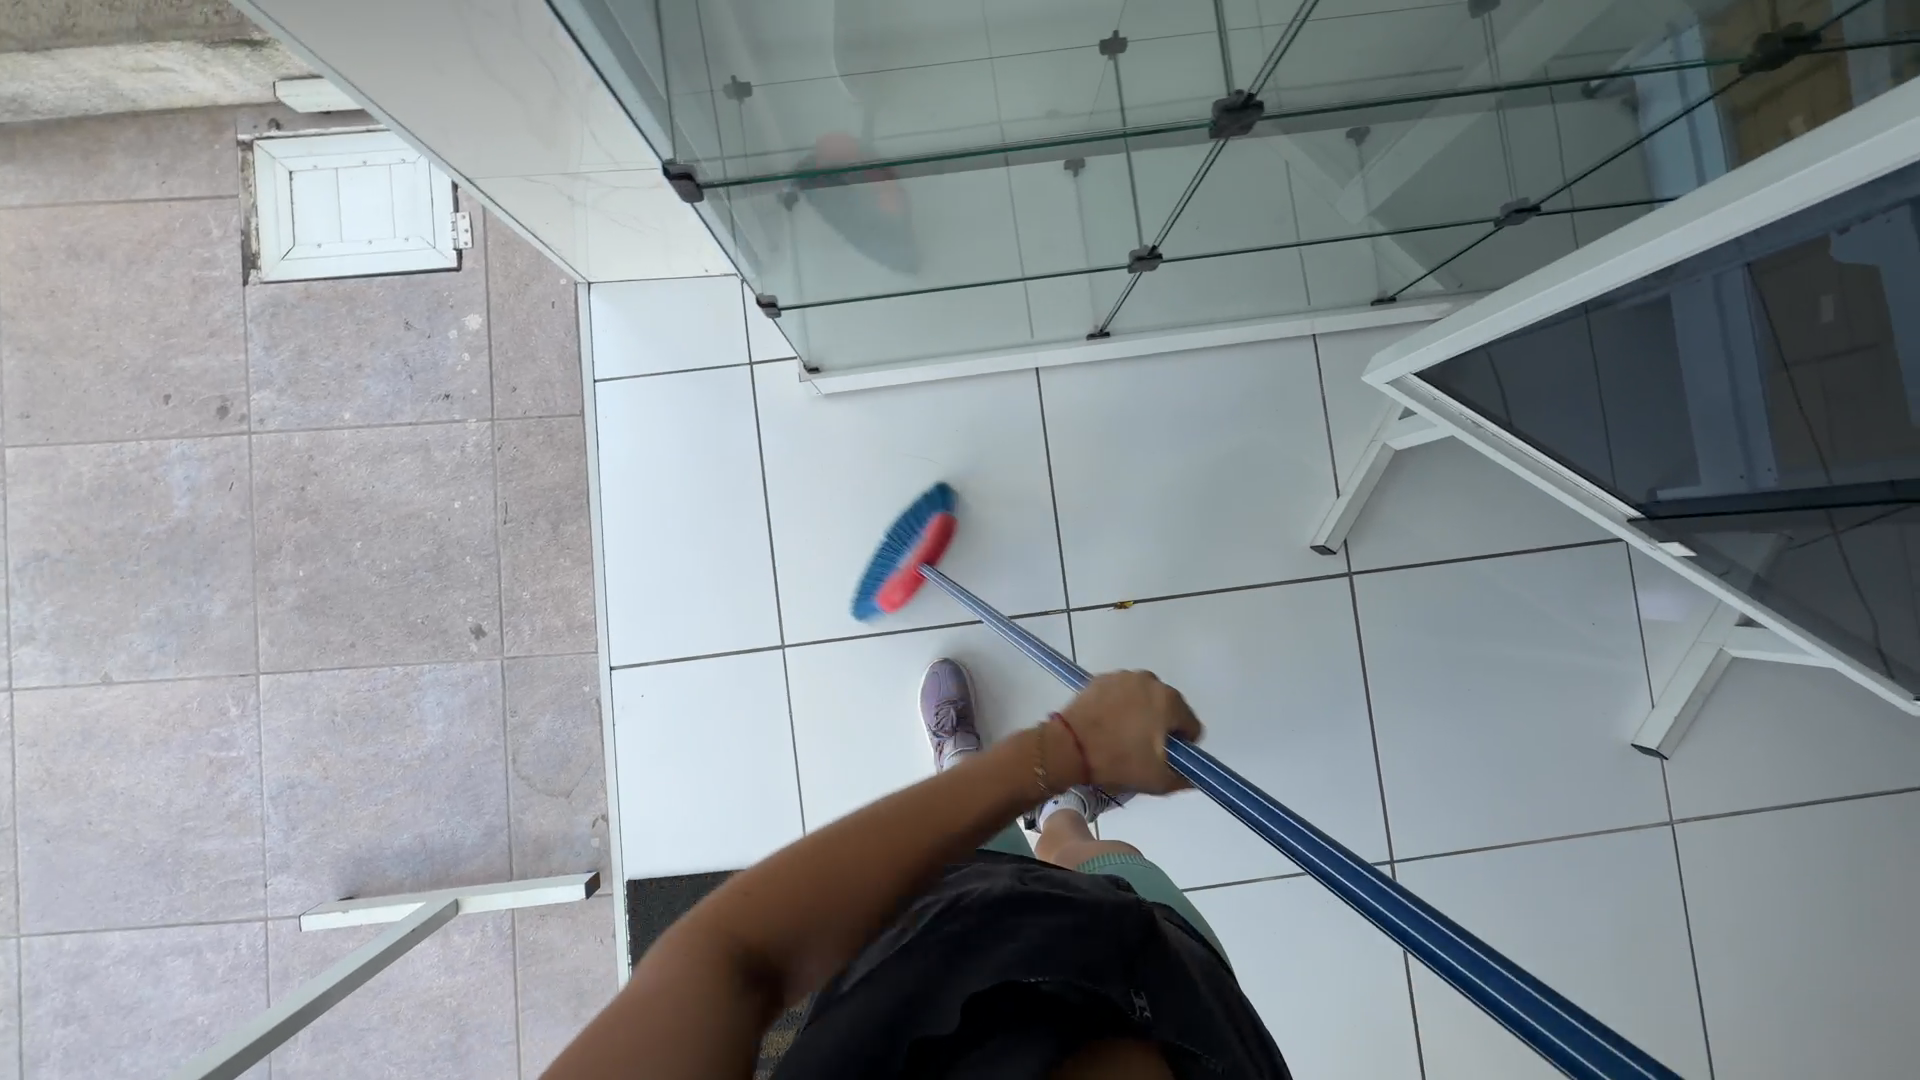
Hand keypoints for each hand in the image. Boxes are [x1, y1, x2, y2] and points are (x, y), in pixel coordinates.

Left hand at [1056, 671, 1202, 793]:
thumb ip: (1186, 778)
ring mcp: (1124, 676)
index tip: (1164, 757)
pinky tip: (1108, 723)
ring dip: (1141, 714)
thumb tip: (1194, 774)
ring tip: (1122, 736)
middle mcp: (1150, 681)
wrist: (1070, 746)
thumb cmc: (1118, 761)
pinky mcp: (1102, 678)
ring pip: (1145, 699)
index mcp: (1170, 701)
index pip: (1191, 726)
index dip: (1182, 746)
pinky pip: (1122, 693)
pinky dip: (1121, 705)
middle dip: (1161, 727)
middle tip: (1142, 748)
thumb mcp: (1159, 780)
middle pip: (1168, 709)